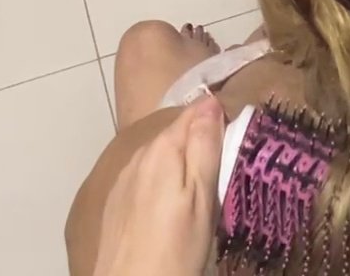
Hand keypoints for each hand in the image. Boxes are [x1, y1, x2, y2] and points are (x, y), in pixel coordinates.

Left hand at [93, 92, 226, 275]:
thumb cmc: (175, 249)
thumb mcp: (201, 199)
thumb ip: (205, 147)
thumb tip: (210, 101)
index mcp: (164, 148)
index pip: (194, 112)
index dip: (216, 118)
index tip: (234, 137)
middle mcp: (140, 153)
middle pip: (176, 133)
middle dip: (198, 142)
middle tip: (221, 170)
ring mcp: (124, 177)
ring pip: (159, 155)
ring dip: (178, 163)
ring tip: (197, 190)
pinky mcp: (115, 200)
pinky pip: (145, 176)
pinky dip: (160, 181)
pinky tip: (168, 206)